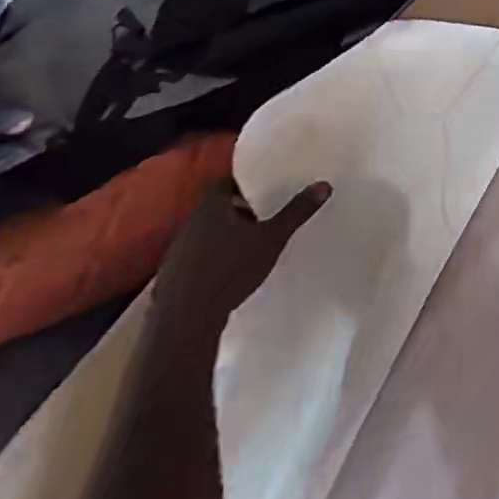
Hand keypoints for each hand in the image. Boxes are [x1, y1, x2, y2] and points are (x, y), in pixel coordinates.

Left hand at [153, 176, 330, 319]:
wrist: (185, 318)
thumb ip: (296, 212)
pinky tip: (233, 265)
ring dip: (227, 231)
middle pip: (216, 206)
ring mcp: (179, 250)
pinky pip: (199, 252)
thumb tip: (324, 184)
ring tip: (254, 238)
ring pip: (207, 230)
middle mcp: (191, 224)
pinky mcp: (174, 273)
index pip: (222, 182)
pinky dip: (216, 252)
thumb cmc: (230, 269)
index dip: (241, 180)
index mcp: (211, 209)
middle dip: (240, 207)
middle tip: (267, 209)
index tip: (263, 181)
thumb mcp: (272, 238)